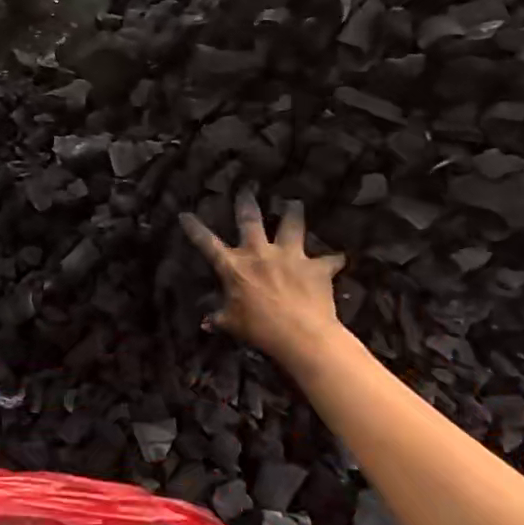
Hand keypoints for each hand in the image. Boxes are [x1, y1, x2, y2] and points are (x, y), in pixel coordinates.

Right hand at [182, 190, 348, 366]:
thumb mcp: (232, 323)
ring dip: (293, 213)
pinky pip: (329, 260)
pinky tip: (339, 258)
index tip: (184, 214)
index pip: (206, 242)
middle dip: (246, 203)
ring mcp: (289, 257)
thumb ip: (219, 318)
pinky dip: (333, 259)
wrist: (302, 335)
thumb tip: (206, 324)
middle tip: (246, 189)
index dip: (194, 227)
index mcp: (233, 266)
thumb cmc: (259, 329)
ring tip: (294, 203)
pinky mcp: (316, 267)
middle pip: (250, 220)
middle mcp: (259, 253)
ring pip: (291, 226)